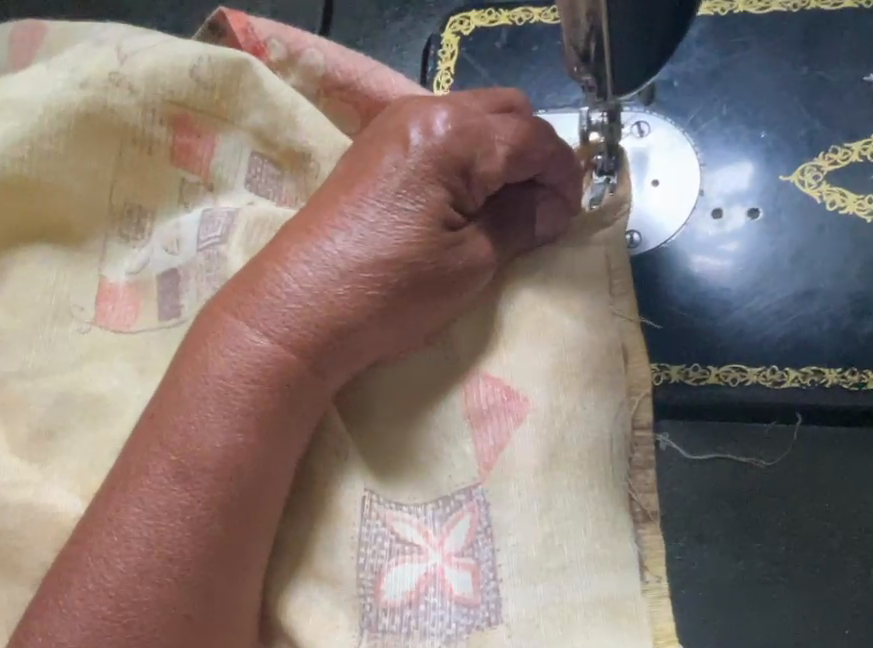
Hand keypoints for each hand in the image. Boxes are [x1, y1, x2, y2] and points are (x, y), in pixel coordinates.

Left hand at [212, 88, 583, 388]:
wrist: (303, 311)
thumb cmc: (392, 292)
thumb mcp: (471, 263)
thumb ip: (521, 223)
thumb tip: (554, 207)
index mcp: (454, 135)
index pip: (533, 137)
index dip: (563, 177)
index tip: (568, 220)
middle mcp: (424, 111)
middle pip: (507, 113)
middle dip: (536, 159)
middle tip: (542, 213)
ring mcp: (394, 126)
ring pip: (474, 121)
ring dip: (502, 159)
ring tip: (508, 214)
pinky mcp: (377, 151)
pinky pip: (442, 139)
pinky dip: (469, 163)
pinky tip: (469, 206)